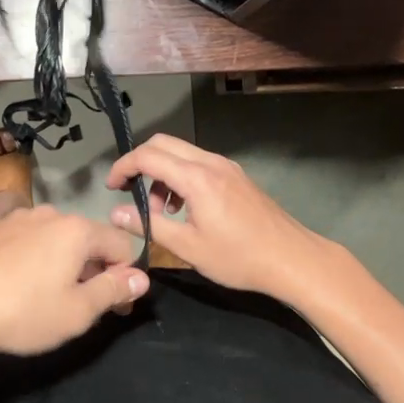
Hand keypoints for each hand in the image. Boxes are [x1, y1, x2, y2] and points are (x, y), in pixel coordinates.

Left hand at [0, 206, 150, 361]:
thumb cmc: (23, 312)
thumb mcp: (78, 312)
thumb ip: (113, 290)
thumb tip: (140, 277)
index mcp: (76, 229)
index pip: (121, 245)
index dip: (125, 278)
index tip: (115, 308)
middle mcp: (49, 215)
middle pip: (88, 240)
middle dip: (94, 272)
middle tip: (82, 310)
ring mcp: (18, 219)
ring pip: (58, 241)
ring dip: (64, 267)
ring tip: (47, 303)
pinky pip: (30, 243)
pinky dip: (36, 263)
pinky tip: (19, 290)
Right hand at [107, 134, 333, 299]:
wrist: (292, 259)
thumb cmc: (239, 257)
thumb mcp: (189, 247)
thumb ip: (150, 226)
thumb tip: (116, 213)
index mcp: (196, 178)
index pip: (147, 155)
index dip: (123, 166)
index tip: (111, 186)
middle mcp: (210, 162)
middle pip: (163, 143)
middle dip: (140, 163)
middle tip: (130, 192)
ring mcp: (225, 166)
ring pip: (181, 152)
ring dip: (162, 172)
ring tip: (161, 212)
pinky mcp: (235, 175)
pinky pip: (198, 162)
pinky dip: (180, 176)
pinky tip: (185, 208)